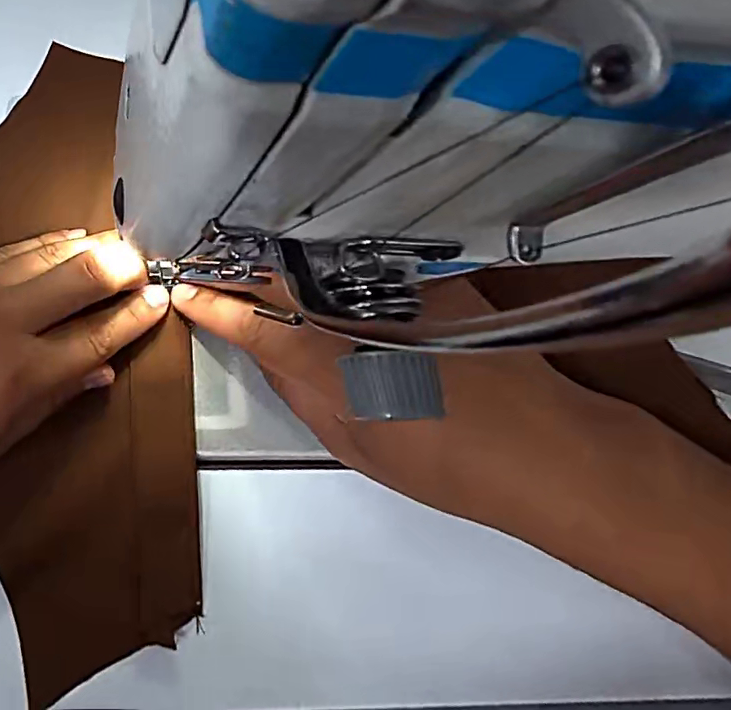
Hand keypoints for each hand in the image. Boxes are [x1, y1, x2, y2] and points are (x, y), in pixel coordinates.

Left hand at [0, 230, 168, 551]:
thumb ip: (50, 401)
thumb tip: (101, 371)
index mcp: (21, 377)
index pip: (100, 334)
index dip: (138, 314)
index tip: (160, 299)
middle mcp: (6, 323)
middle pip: (86, 274)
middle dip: (124, 265)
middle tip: (142, 267)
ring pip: (50, 251)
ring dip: (88, 246)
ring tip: (112, 247)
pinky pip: (11, 250)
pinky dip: (45, 244)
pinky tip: (61, 242)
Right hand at [170, 283, 669, 535]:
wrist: (545, 448)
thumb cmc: (443, 465)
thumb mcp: (353, 444)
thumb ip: (300, 391)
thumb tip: (265, 352)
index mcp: (331, 364)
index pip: (253, 324)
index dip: (213, 306)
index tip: (185, 292)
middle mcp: (359, 315)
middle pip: (281, 279)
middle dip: (241, 274)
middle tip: (217, 273)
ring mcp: (397, 291)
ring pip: (320, 266)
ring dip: (286, 266)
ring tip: (263, 268)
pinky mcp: (430, 277)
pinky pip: (367, 267)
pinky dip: (341, 271)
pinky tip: (339, 278)